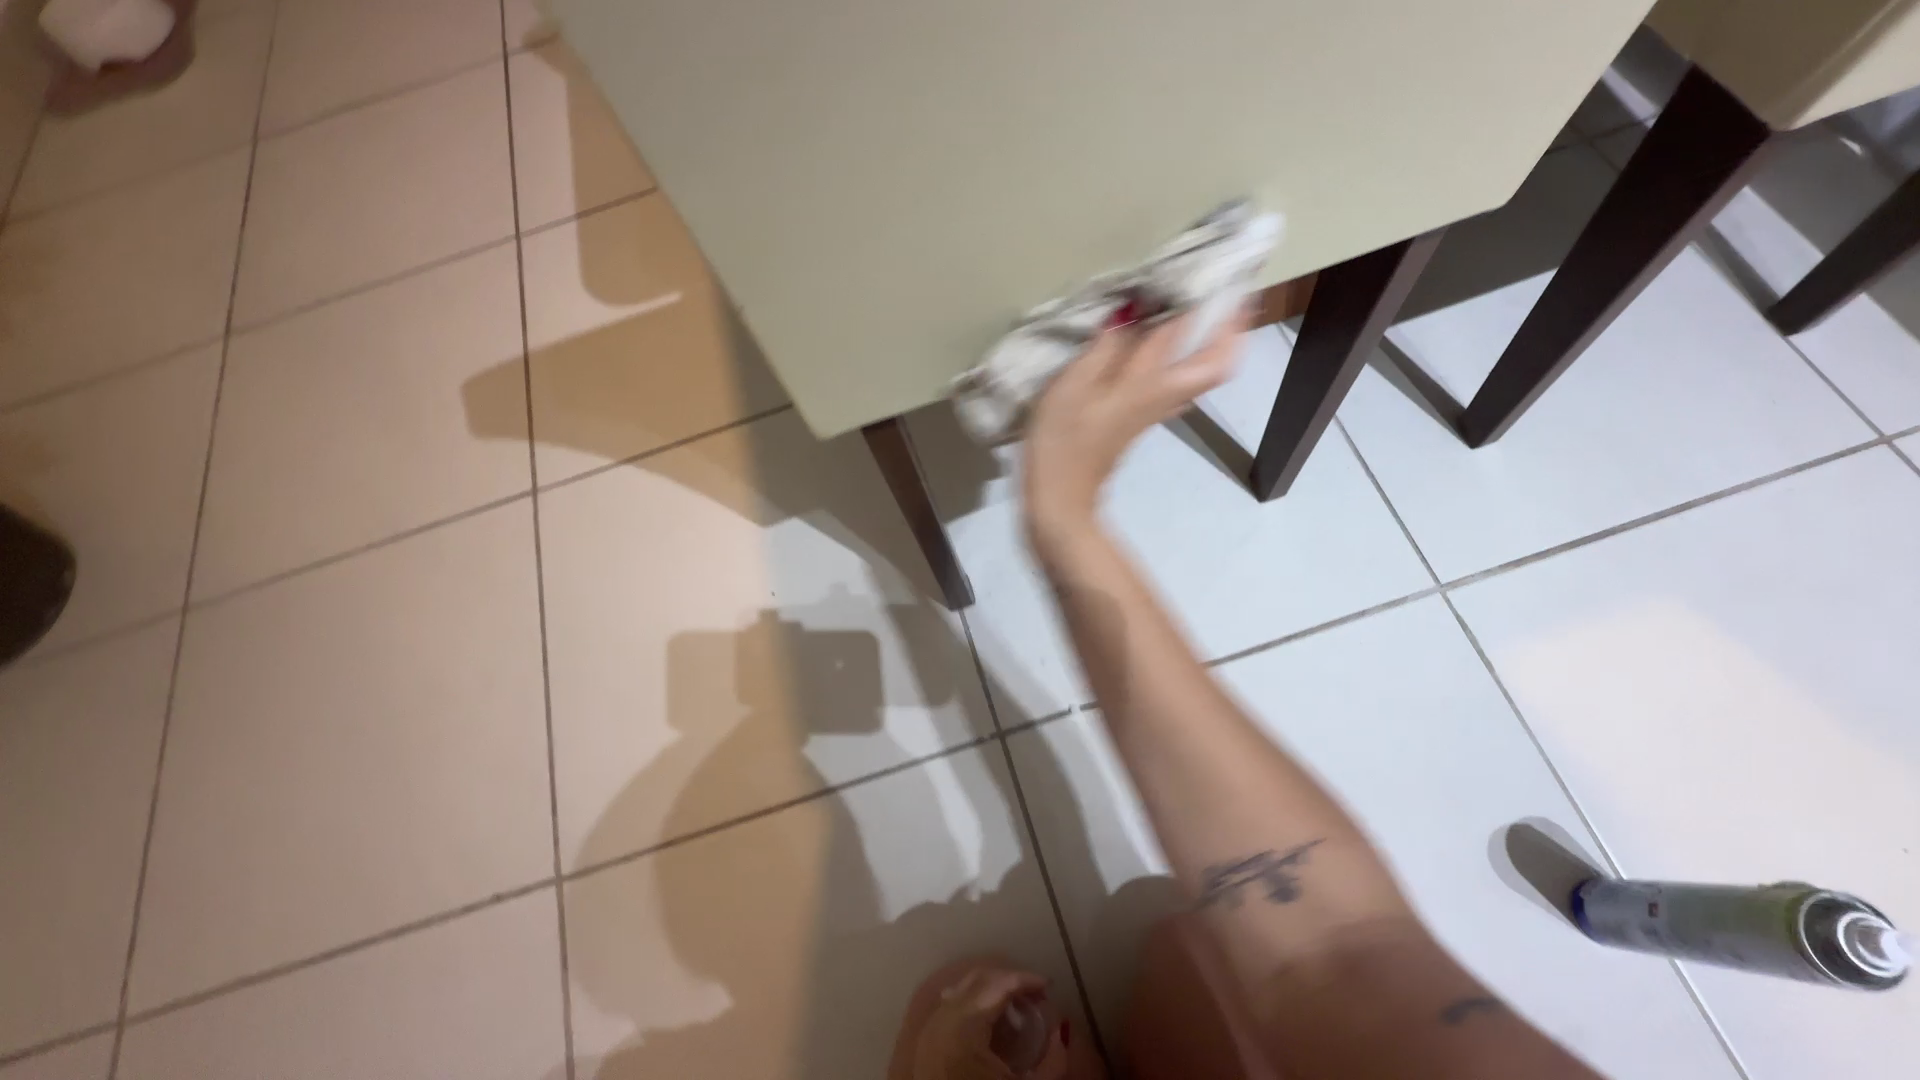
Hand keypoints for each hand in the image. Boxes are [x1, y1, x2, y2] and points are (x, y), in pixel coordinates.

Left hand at [911, 967, 1068, 1079]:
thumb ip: (1052, 1064)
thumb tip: (1060, 1032)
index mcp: (965, 1028)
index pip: (997, 985)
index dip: (1025, 979)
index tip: (1048, 985)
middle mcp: (942, 1020)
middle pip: (978, 980)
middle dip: (1009, 981)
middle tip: (1036, 995)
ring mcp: (929, 1028)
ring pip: (962, 988)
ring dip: (991, 989)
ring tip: (1017, 1003)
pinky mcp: (924, 1041)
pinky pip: (951, 1004)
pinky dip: (973, 1001)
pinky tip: (990, 1016)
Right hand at [1022, 306, 1249, 546]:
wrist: (1060, 499)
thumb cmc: (1061, 442)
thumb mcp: (1073, 386)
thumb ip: (1105, 347)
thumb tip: (1130, 311)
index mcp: (1149, 384)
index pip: (1191, 336)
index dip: (1214, 305)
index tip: (1225, 271)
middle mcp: (1162, 394)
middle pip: (1217, 362)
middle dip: (1232, 326)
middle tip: (1231, 292)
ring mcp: (1155, 409)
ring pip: (1200, 371)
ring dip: (1211, 339)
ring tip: (1202, 305)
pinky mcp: (1140, 417)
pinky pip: (1175, 378)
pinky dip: (1181, 354)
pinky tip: (1160, 340)